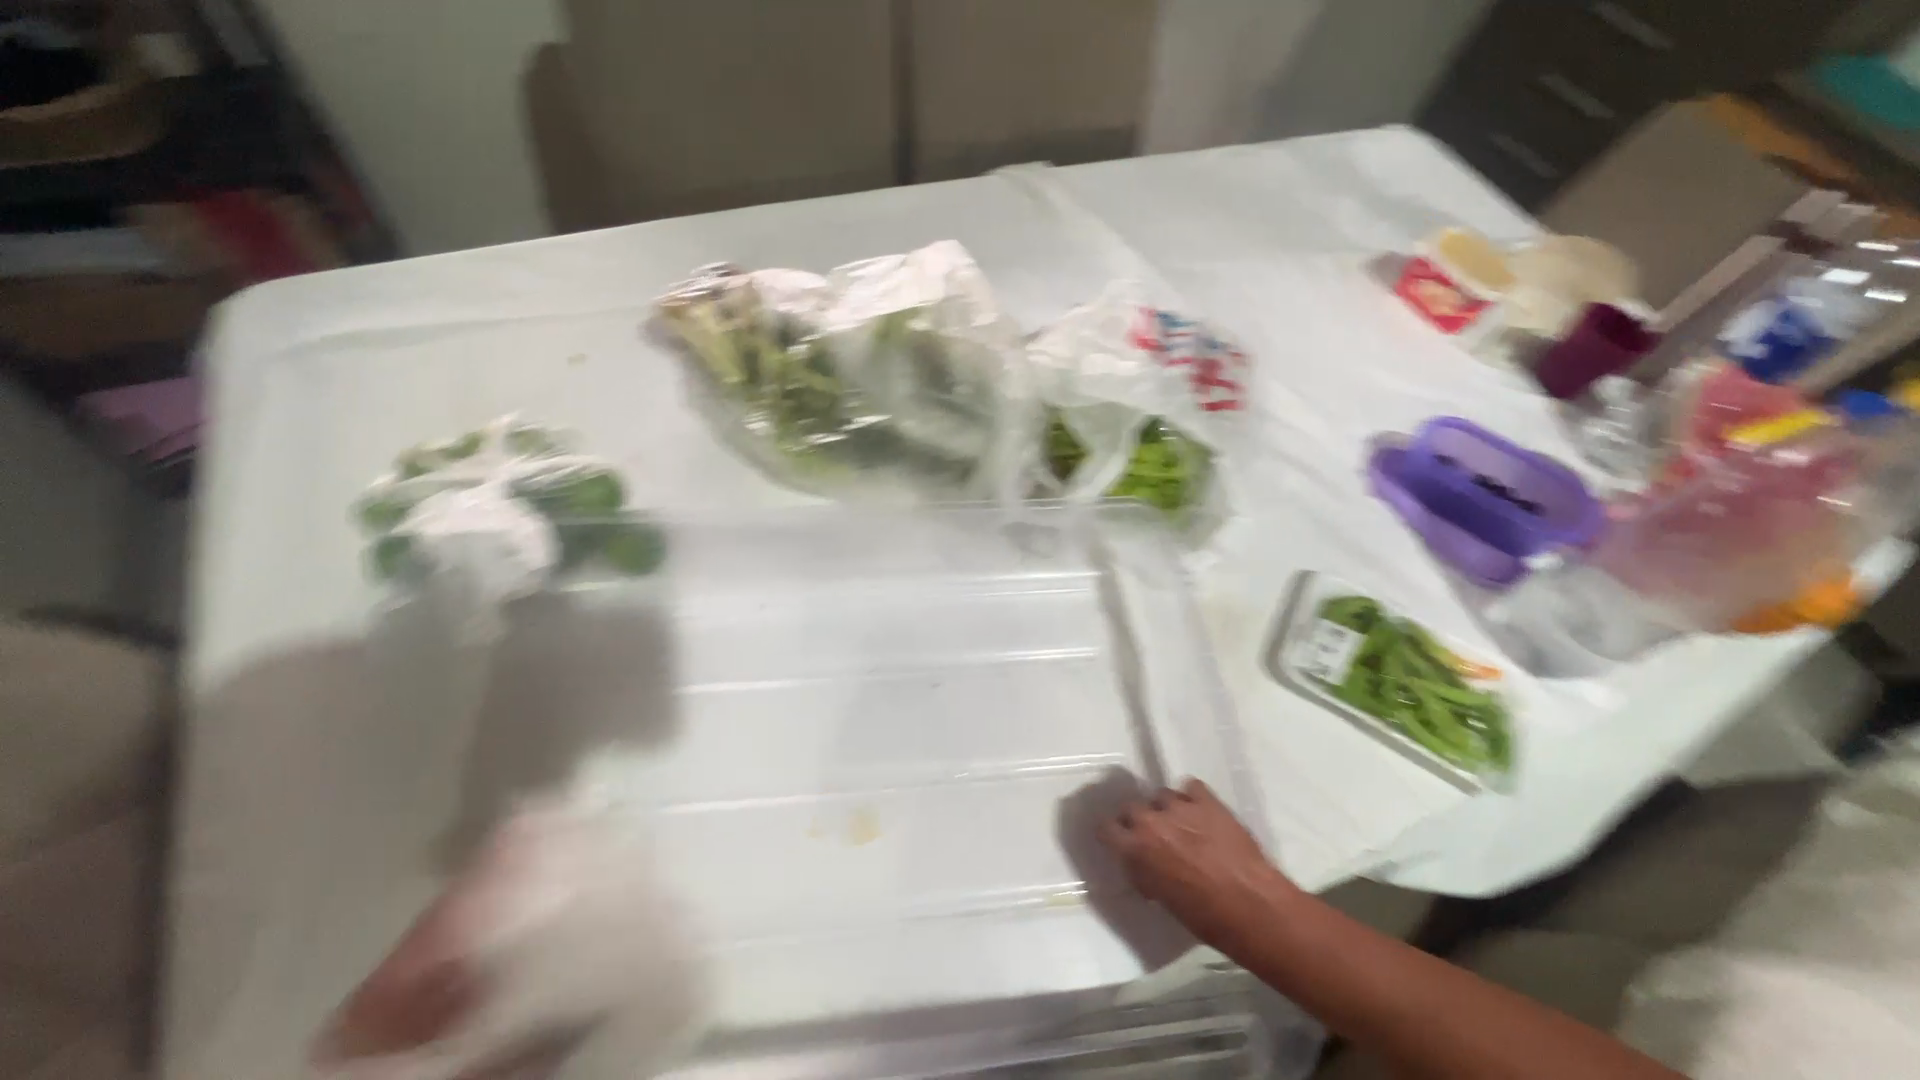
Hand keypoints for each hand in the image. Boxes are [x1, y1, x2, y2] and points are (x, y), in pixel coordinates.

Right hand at [1098, 778, 1296, 946]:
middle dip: (1139, 821)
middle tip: (1153, 837)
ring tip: (1182, 824)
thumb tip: (1142, 864)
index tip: (1119, 841)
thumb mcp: (1161, 898)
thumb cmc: (1204, 916)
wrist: (1251, 905)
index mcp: (1135, 848)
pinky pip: (1191, 788)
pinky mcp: (1208, 800)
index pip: (1105, 828)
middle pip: (1132, 808)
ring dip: (1167, 809)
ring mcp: (1180, 807)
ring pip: (1161, 795)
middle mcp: (1151, 821)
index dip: (1112, 835)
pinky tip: (1202, 813)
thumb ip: (1144, 872)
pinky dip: (1193, 798)